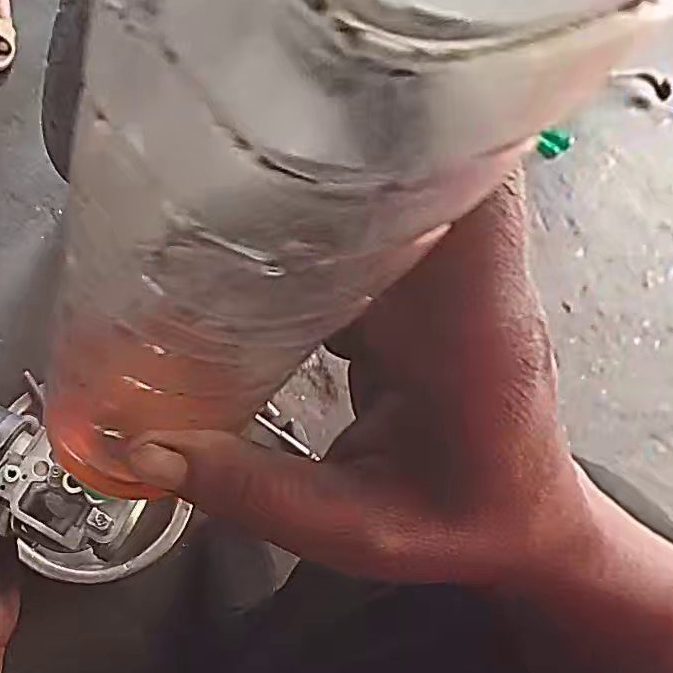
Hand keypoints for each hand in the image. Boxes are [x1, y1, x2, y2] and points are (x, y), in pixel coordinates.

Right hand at [126, 173, 594, 584]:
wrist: (522, 528)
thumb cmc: (467, 531)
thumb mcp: (355, 530)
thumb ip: (254, 494)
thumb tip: (150, 454)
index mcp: (471, 332)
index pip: (449, 182)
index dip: (378, 141)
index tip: (288, 146)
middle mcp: (466, 289)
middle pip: (391, 180)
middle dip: (298, 178)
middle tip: (201, 197)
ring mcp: (445, 289)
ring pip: (368, 211)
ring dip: (293, 215)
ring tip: (206, 234)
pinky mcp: (420, 302)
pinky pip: (356, 253)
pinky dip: (299, 258)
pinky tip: (245, 285)